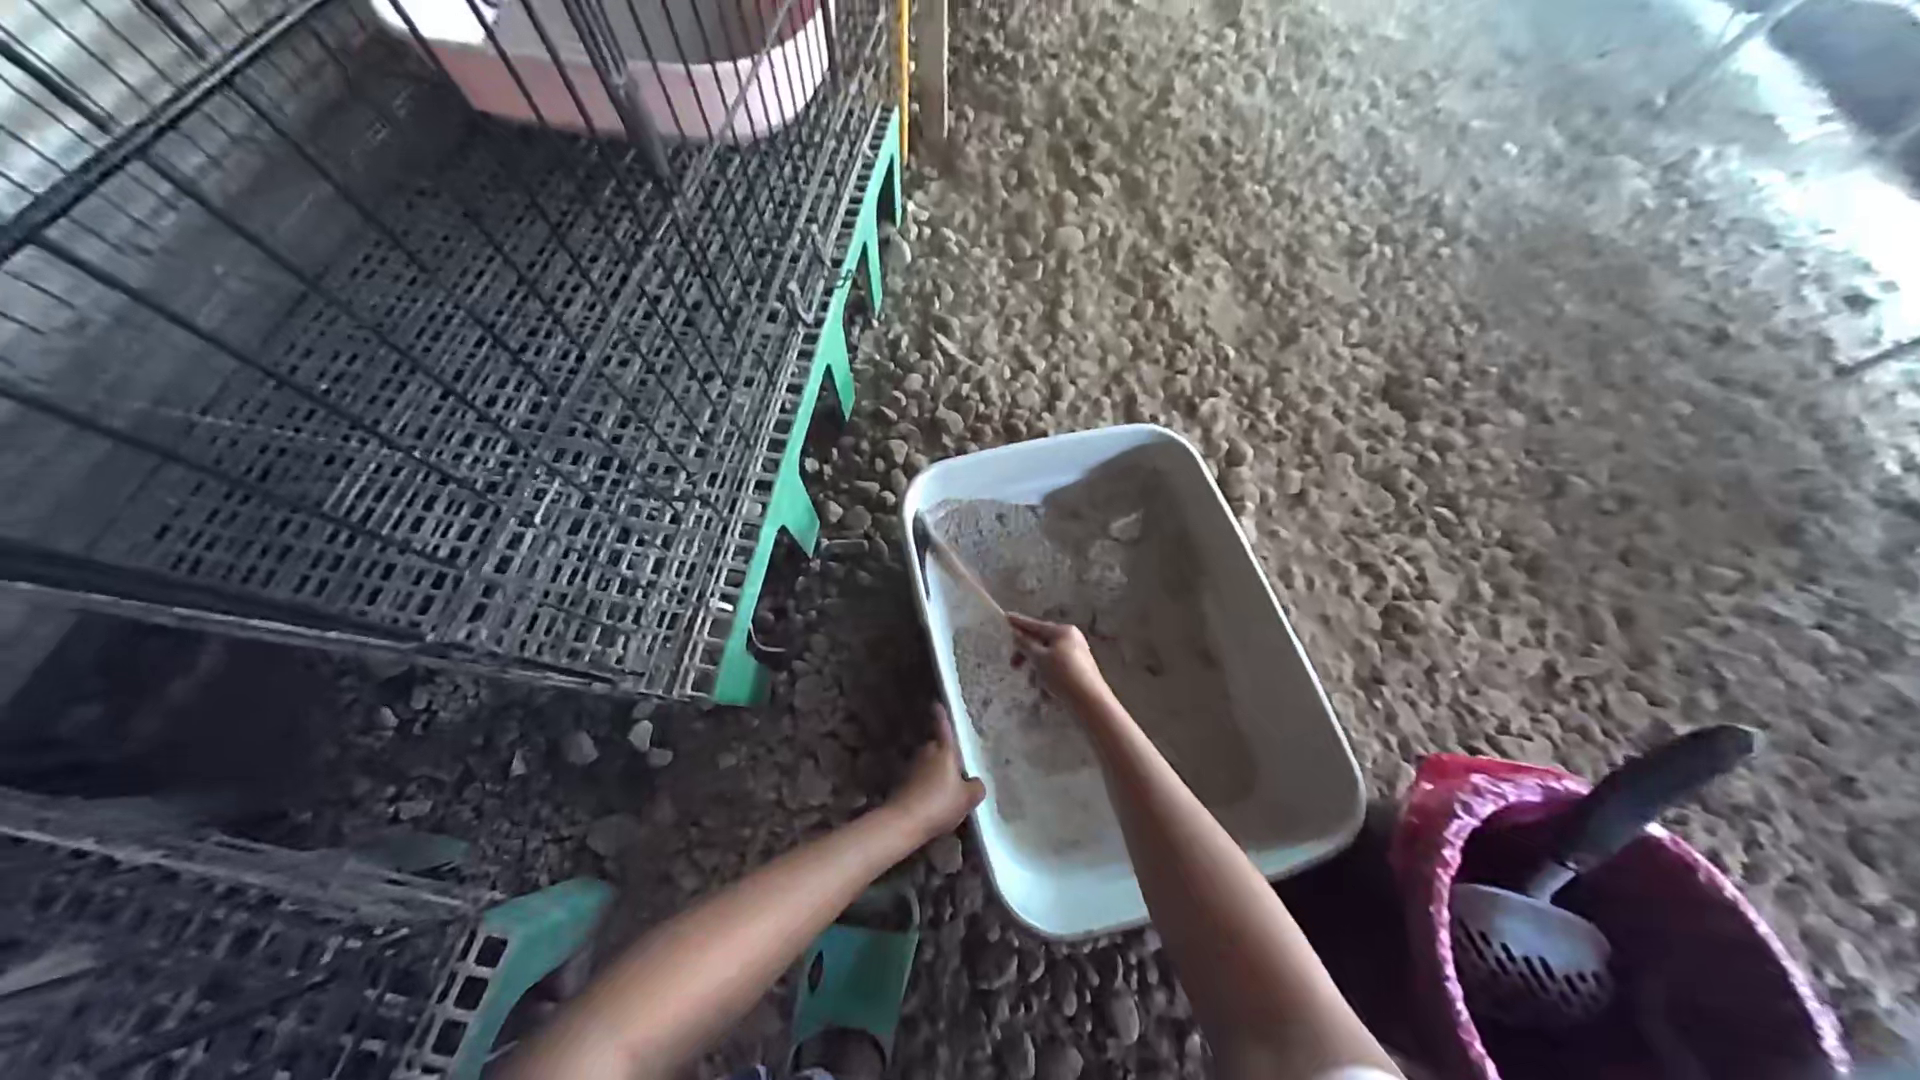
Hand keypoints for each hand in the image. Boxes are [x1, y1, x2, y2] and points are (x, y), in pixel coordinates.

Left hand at [889, 704, 984, 837]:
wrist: (904, 821)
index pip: (943, 726)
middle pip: (937, 749)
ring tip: (946, 795)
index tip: (936, 703)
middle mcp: (926, 752)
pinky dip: (926, 788)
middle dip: (945, 758)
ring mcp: (911, 766)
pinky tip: (932, 806)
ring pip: (928, 765)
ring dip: (935, 774)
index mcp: (944, 751)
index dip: (941, 715)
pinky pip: (919, 780)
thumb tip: (974, 782)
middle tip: (956, 774)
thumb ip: (976, 787)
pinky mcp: (902, 782)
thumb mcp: (968, 798)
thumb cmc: (939, 803)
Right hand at [1007, 611, 1111, 705]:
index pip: (1035, 625)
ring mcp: (1075, 656)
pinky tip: (1049, 694)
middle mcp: (1070, 640)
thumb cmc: (1063, 675)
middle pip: (1040, 644)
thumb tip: (1016, 633)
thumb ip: (1024, 644)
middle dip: (1027, 658)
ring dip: (1038, 673)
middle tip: (1014, 666)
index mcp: (1063, 631)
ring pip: (1046, 661)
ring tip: (1039, 687)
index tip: (1004, 618)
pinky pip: (1055, 672)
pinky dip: (1049, 681)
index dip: (1018, 623)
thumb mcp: (1039, 658)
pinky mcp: (1077, 672)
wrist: (1090, 702)